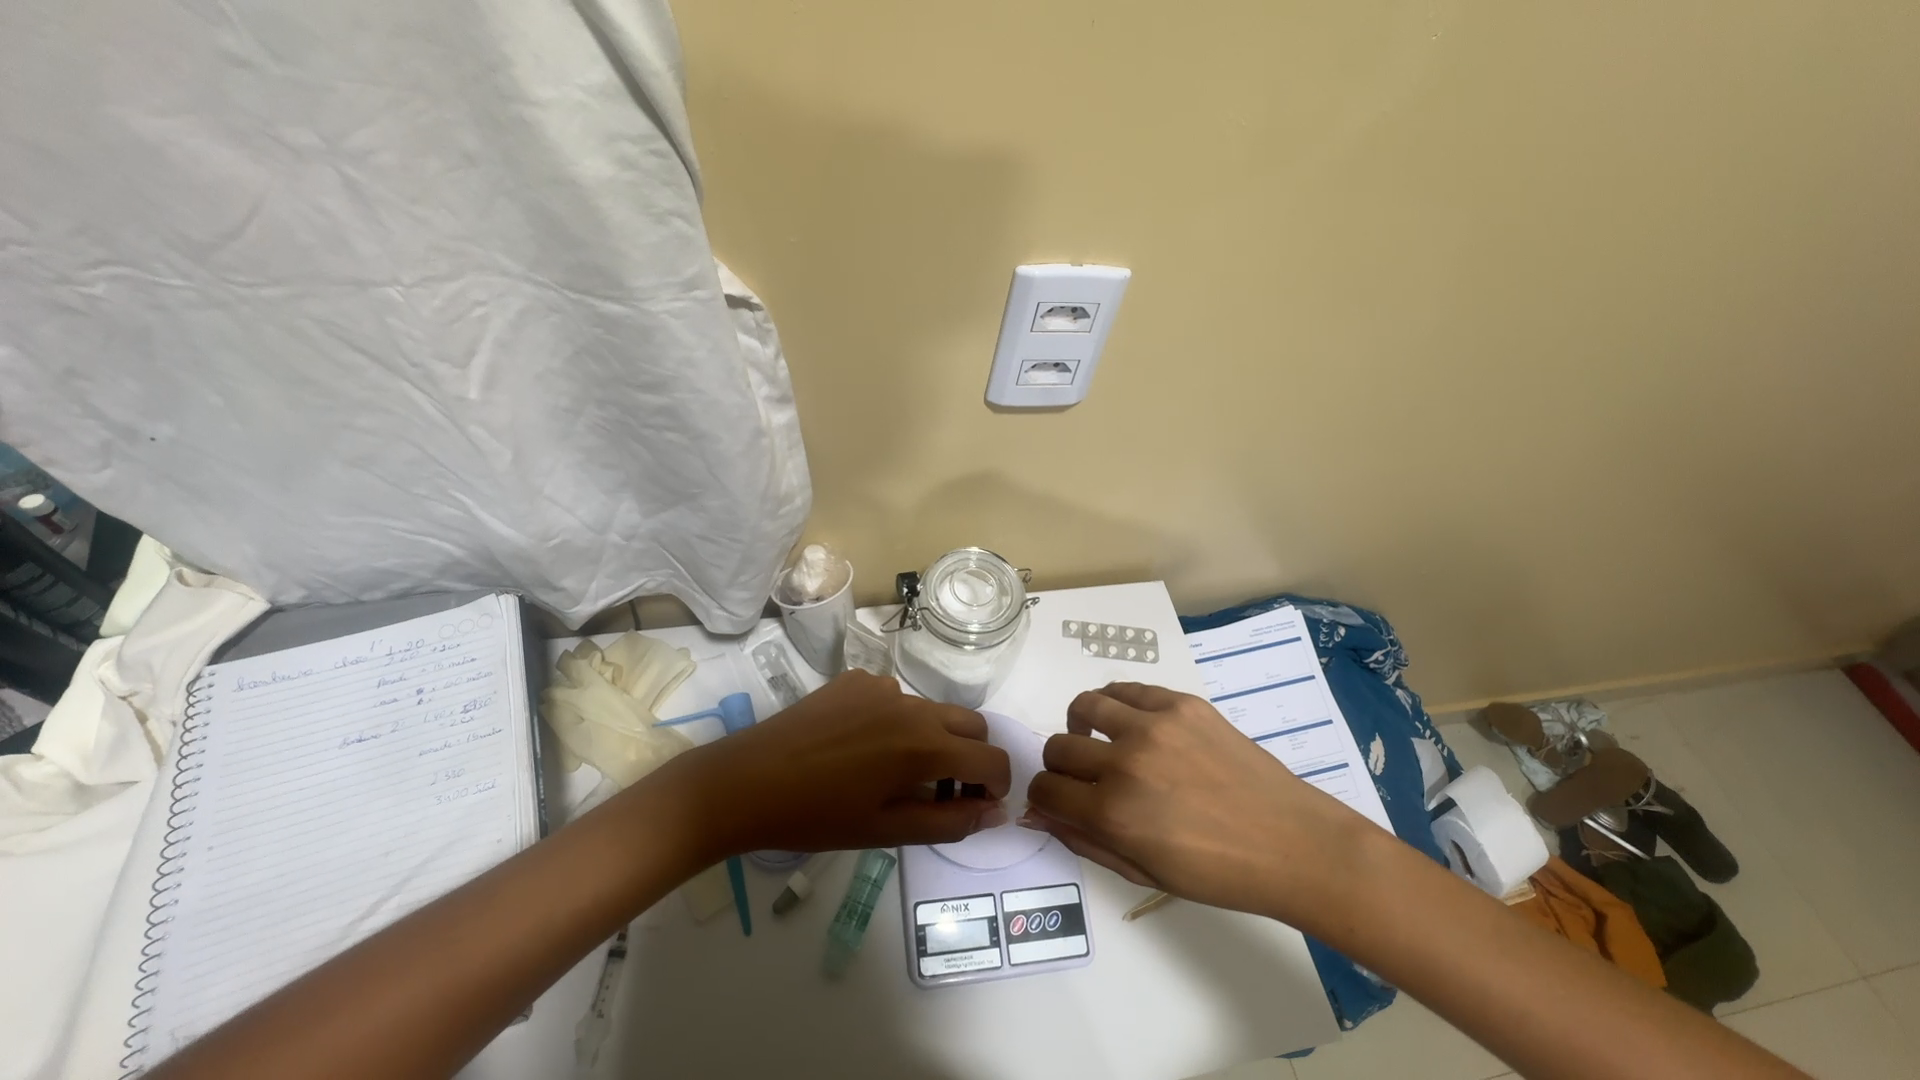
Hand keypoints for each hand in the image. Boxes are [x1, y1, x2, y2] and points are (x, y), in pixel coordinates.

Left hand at [669, 671, 1010, 859]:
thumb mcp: (888, 831)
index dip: (996, 786)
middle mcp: (911, 705)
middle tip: (944, 793)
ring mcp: (880, 686)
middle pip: (971, 724)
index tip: (978, 806)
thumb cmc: (817, 817)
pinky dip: (896, 722)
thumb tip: (994, 811)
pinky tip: (861, 749)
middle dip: (972, 758)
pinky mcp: (853, 680)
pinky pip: (895, 698)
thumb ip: (950, 821)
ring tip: (895, 774)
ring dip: (933, 739)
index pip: (991, 759)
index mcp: (924, 745)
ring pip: (932, 710)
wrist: (745, 782)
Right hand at [1025, 682, 1374, 919]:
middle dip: (1058, 767)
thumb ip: (1083, 840)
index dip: (1044, 799)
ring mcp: (1154, 726)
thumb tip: (1037, 816)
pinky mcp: (1182, 704)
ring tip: (1098, 741)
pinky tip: (1129, 724)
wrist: (1291, 844)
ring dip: (1079, 725)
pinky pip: (1128, 689)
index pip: (1046, 791)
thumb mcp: (1141, 870)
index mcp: (1112, 814)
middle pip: (1057, 748)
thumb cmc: (1216, 873)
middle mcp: (1124, 763)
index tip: (1058, 802)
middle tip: (1082, 779)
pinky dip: (1117, 705)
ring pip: (1085, 705)